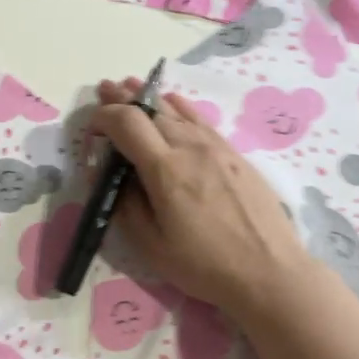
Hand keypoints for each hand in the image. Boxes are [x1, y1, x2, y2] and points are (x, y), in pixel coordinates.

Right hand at [91, 77, 316, 316]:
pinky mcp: (234, 155)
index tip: (90, 125)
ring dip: (149, 98)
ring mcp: (216, 148)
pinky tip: (173, 102)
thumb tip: (105, 177)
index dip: (103, 116)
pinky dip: (180, 107)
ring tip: (130, 86)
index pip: (127, 123)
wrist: (268, 271)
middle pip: (151, 109)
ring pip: (176, 111)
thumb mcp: (151, 246)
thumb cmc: (203, 265)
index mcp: (165, 169)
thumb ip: (125, 206)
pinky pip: (201, 120)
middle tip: (104, 90)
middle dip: (123, 99)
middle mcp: (190, 147)